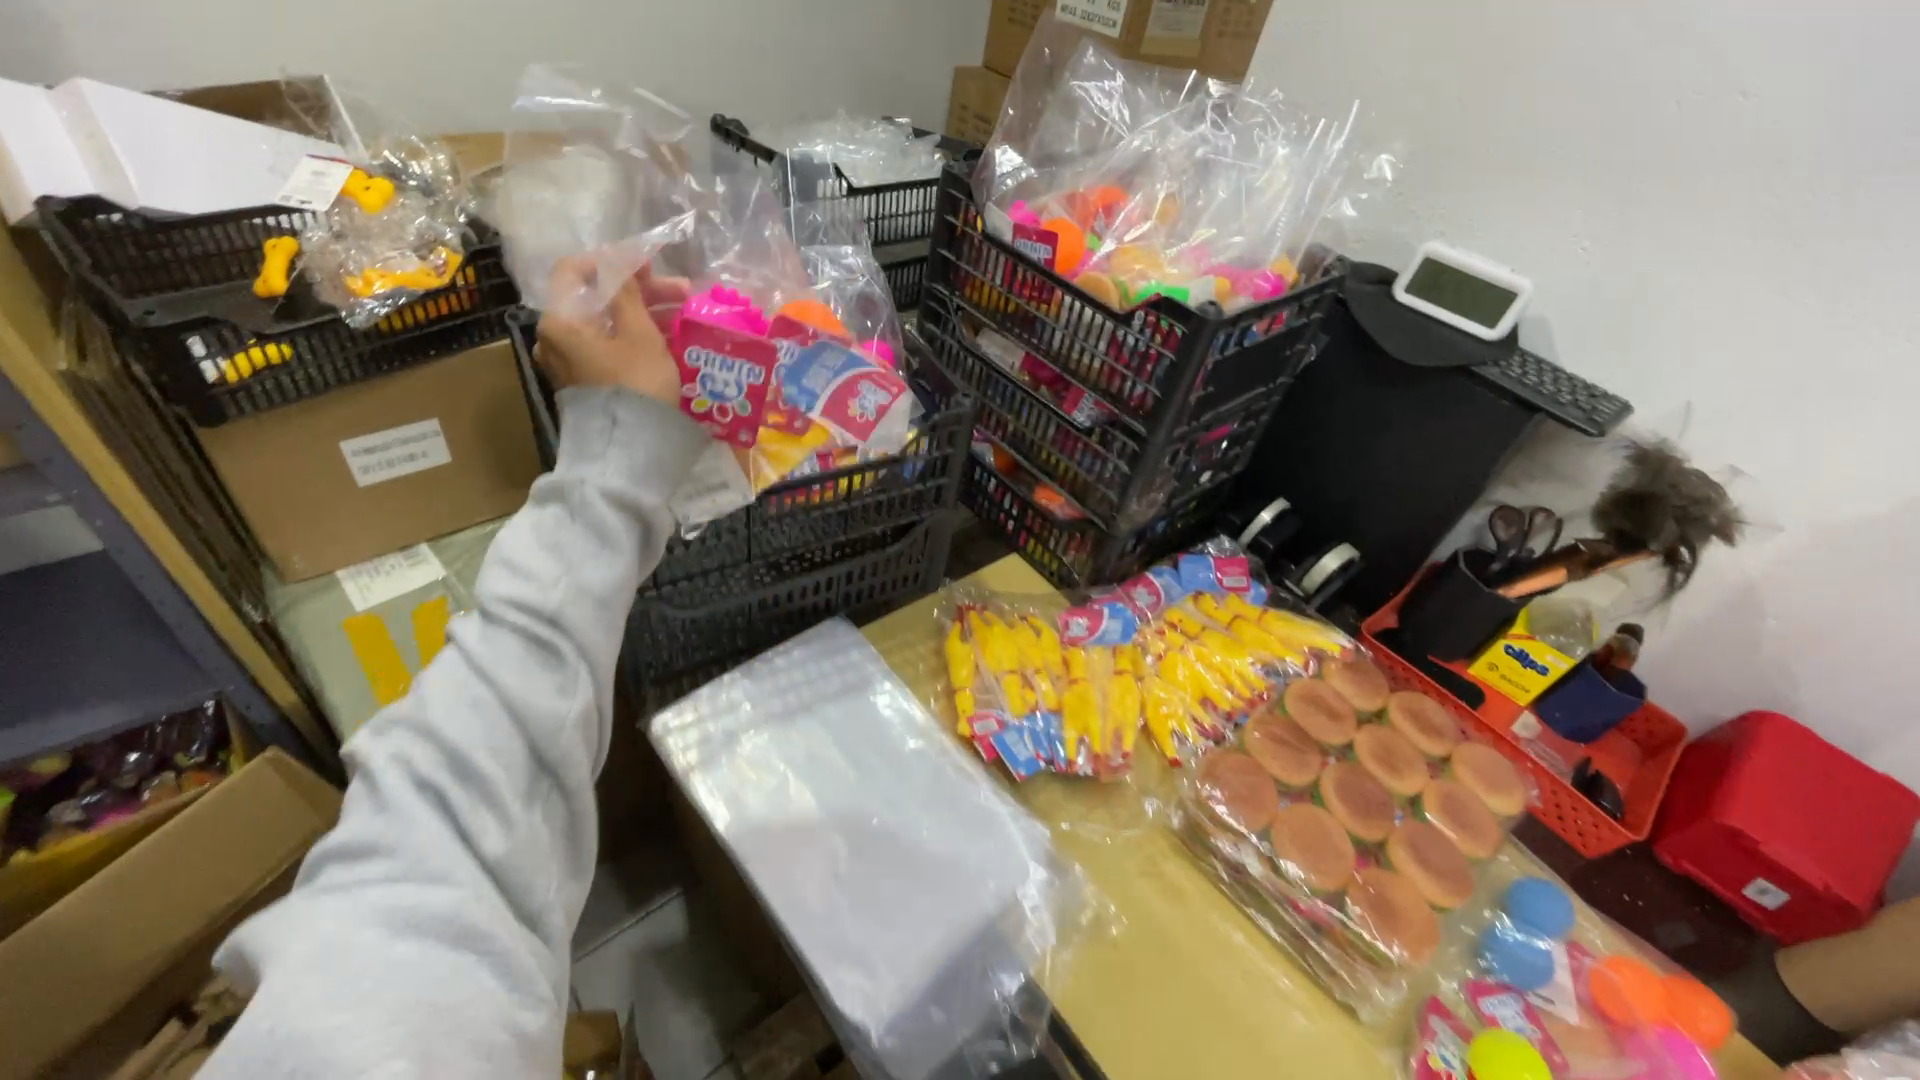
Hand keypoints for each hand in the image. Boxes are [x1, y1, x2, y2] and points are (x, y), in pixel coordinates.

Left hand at [534, 260, 691, 406]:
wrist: (630, 447)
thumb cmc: (636, 382)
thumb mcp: (639, 333)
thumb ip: (629, 294)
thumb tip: (619, 263)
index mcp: (559, 320)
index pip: (574, 270)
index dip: (611, 261)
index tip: (647, 264)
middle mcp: (554, 338)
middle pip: (596, 299)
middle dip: (641, 292)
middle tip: (683, 292)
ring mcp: (568, 363)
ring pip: (606, 325)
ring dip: (644, 314)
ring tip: (683, 315)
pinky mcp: (585, 382)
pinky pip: (607, 348)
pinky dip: (633, 337)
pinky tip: (667, 338)